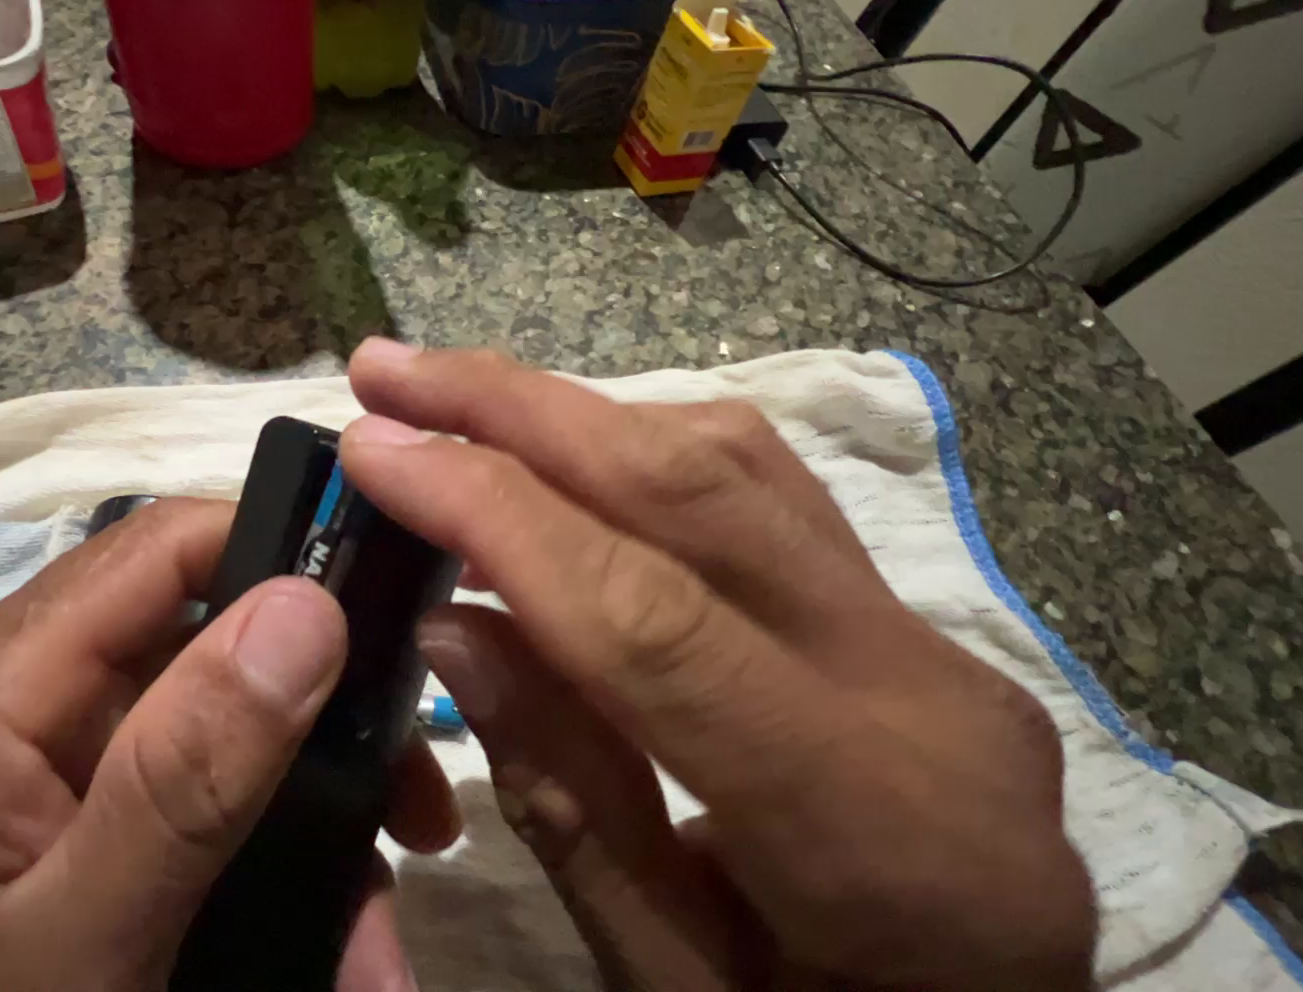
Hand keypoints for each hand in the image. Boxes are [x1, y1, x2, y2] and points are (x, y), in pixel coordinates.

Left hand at [0, 498, 457, 991]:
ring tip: (376, 926)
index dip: (277, 549)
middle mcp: (4, 701)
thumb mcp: (76, 948)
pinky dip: (254, 854)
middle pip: (197, 642)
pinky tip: (317, 939)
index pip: (157, 546)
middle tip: (415, 811)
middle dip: (315, 719)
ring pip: (204, 731)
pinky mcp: (46, 821)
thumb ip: (185, 775)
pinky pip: (175, 795)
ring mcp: (26, 765)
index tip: (388, 619)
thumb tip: (307, 604)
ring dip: (301, 812)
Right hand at [338, 341, 1094, 991]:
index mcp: (880, 832)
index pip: (650, 617)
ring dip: (572, 412)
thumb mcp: (669, 986)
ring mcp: (927, 640)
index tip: (376, 449)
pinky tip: (558, 445)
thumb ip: (568, 801)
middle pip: (699, 493)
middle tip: (389, 371)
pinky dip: (637, 447)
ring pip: (735, 464)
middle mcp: (925, 694)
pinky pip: (759, 492)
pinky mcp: (903, 619)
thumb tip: (454, 627)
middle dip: (519, 410)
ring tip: (452, 397)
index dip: (497, 515)